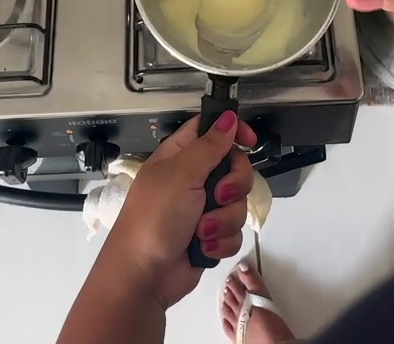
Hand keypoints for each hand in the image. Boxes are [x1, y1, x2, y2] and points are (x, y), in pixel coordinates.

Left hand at [99, 110, 258, 308]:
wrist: (143, 277)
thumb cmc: (154, 217)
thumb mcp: (181, 174)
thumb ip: (209, 145)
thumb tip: (228, 117)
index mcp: (180, 155)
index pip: (211, 129)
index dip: (232, 130)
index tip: (249, 140)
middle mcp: (193, 178)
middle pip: (234, 167)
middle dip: (233, 185)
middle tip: (218, 195)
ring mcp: (202, 208)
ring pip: (237, 202)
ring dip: (223, 220)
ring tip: (201, 232)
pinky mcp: (210, 236)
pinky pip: (234, 231)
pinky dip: (221, 241)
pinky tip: (203, 248)